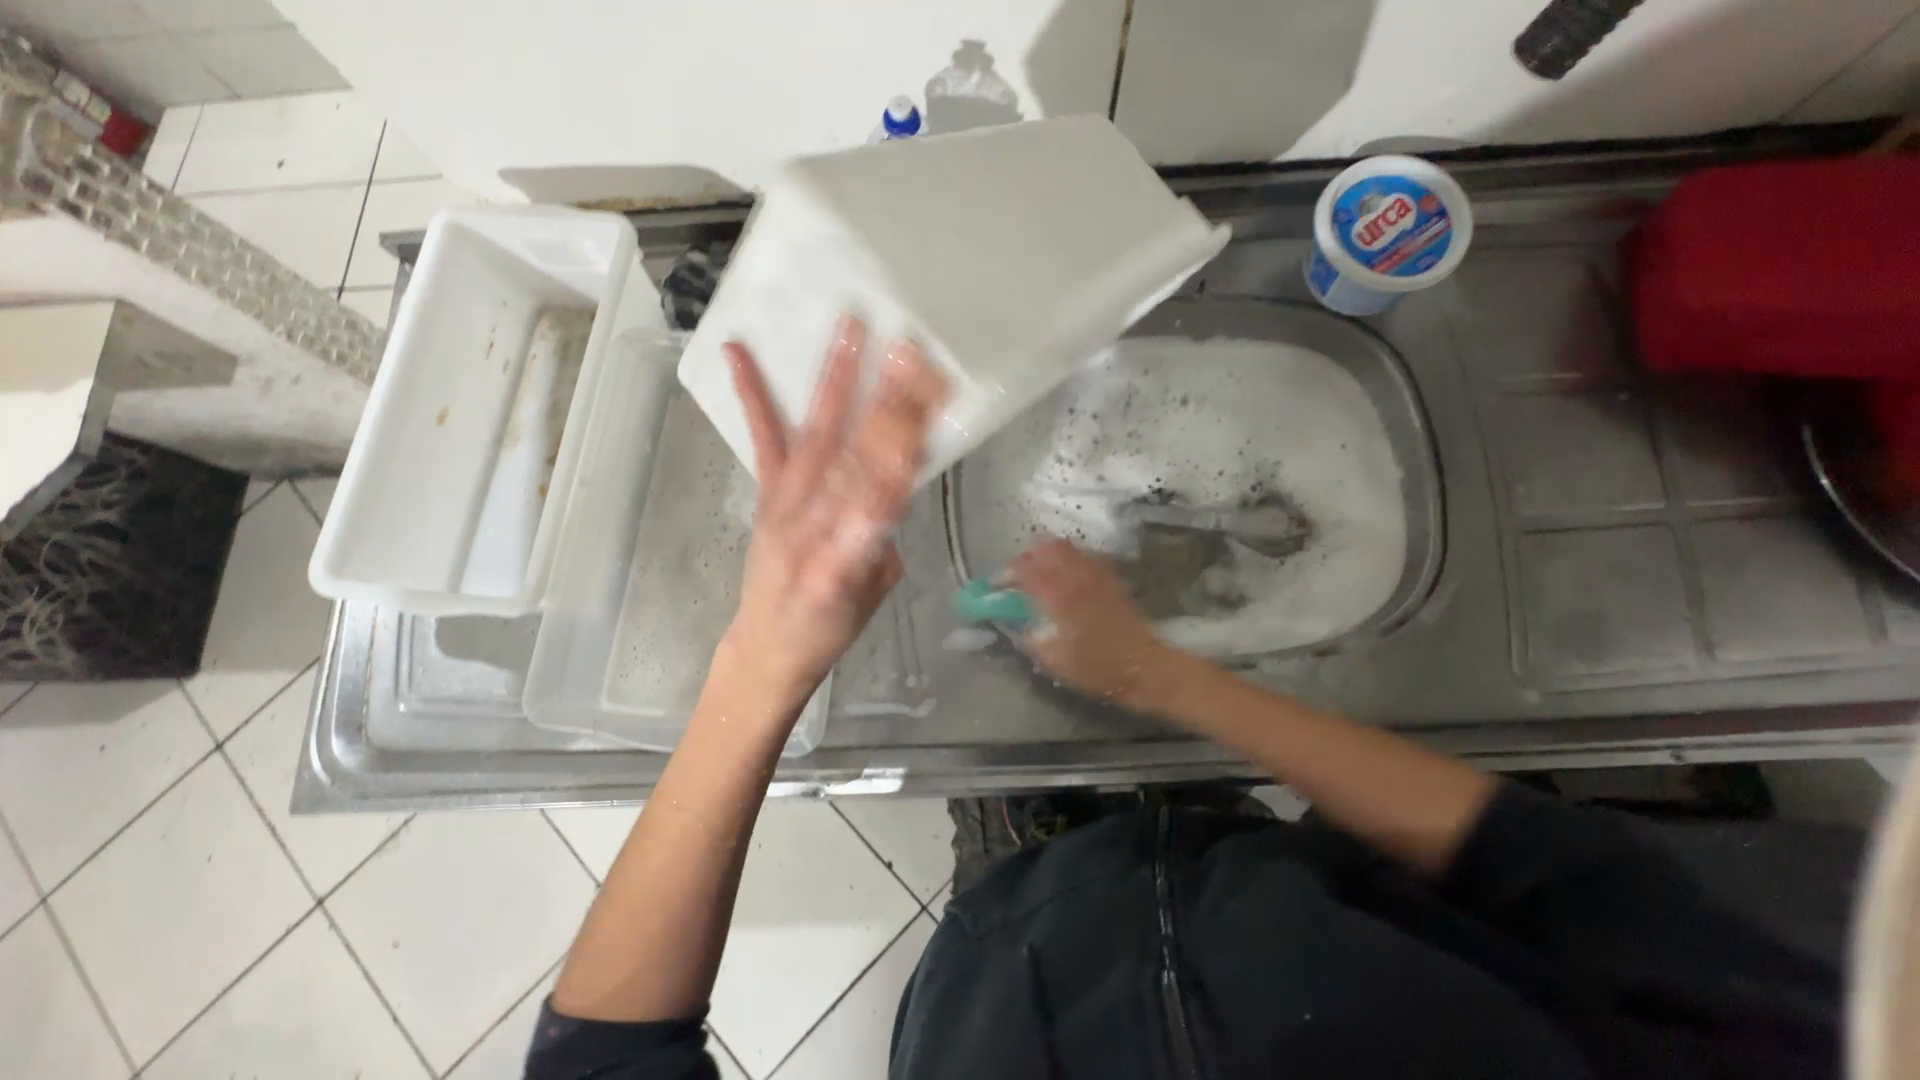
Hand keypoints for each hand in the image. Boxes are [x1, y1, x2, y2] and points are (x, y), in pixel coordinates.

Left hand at [717, 315, 946, 708]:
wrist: (769, 646)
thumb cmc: (831, 625)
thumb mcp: (874, 592)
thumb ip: (881, 538)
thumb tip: (890, 489)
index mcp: (854, 547)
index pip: (890, 485)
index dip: (909, 438)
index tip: (932, 393)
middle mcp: (818, 520)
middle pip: (857, 452)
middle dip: (883, 398)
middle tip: (904, 348)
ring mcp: (787, 502)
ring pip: (818, 433)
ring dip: (834, 379)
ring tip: (847, 328)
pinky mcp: (767, 494)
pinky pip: (764, 440)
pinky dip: (752, 394)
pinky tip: (738, 351)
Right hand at [1009, 538, 1182, 711]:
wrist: (1143, 667)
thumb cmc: (1096, 668)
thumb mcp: (1053, 661)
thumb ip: (1030, 639)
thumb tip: (1016, 625)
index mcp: (1058, 596)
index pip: (1024, 568)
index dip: (1006, 573)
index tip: (996, 584)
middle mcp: (1076, 577)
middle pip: (1047, 546)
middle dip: (1028, 556)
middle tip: (1019, 574)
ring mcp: (1097, 575)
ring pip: (1068, 547)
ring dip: (1050, 553)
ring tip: (1042, 570)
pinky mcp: (1112, 579)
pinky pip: (1087, 557)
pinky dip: (1072, 559)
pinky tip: (1070, 575)